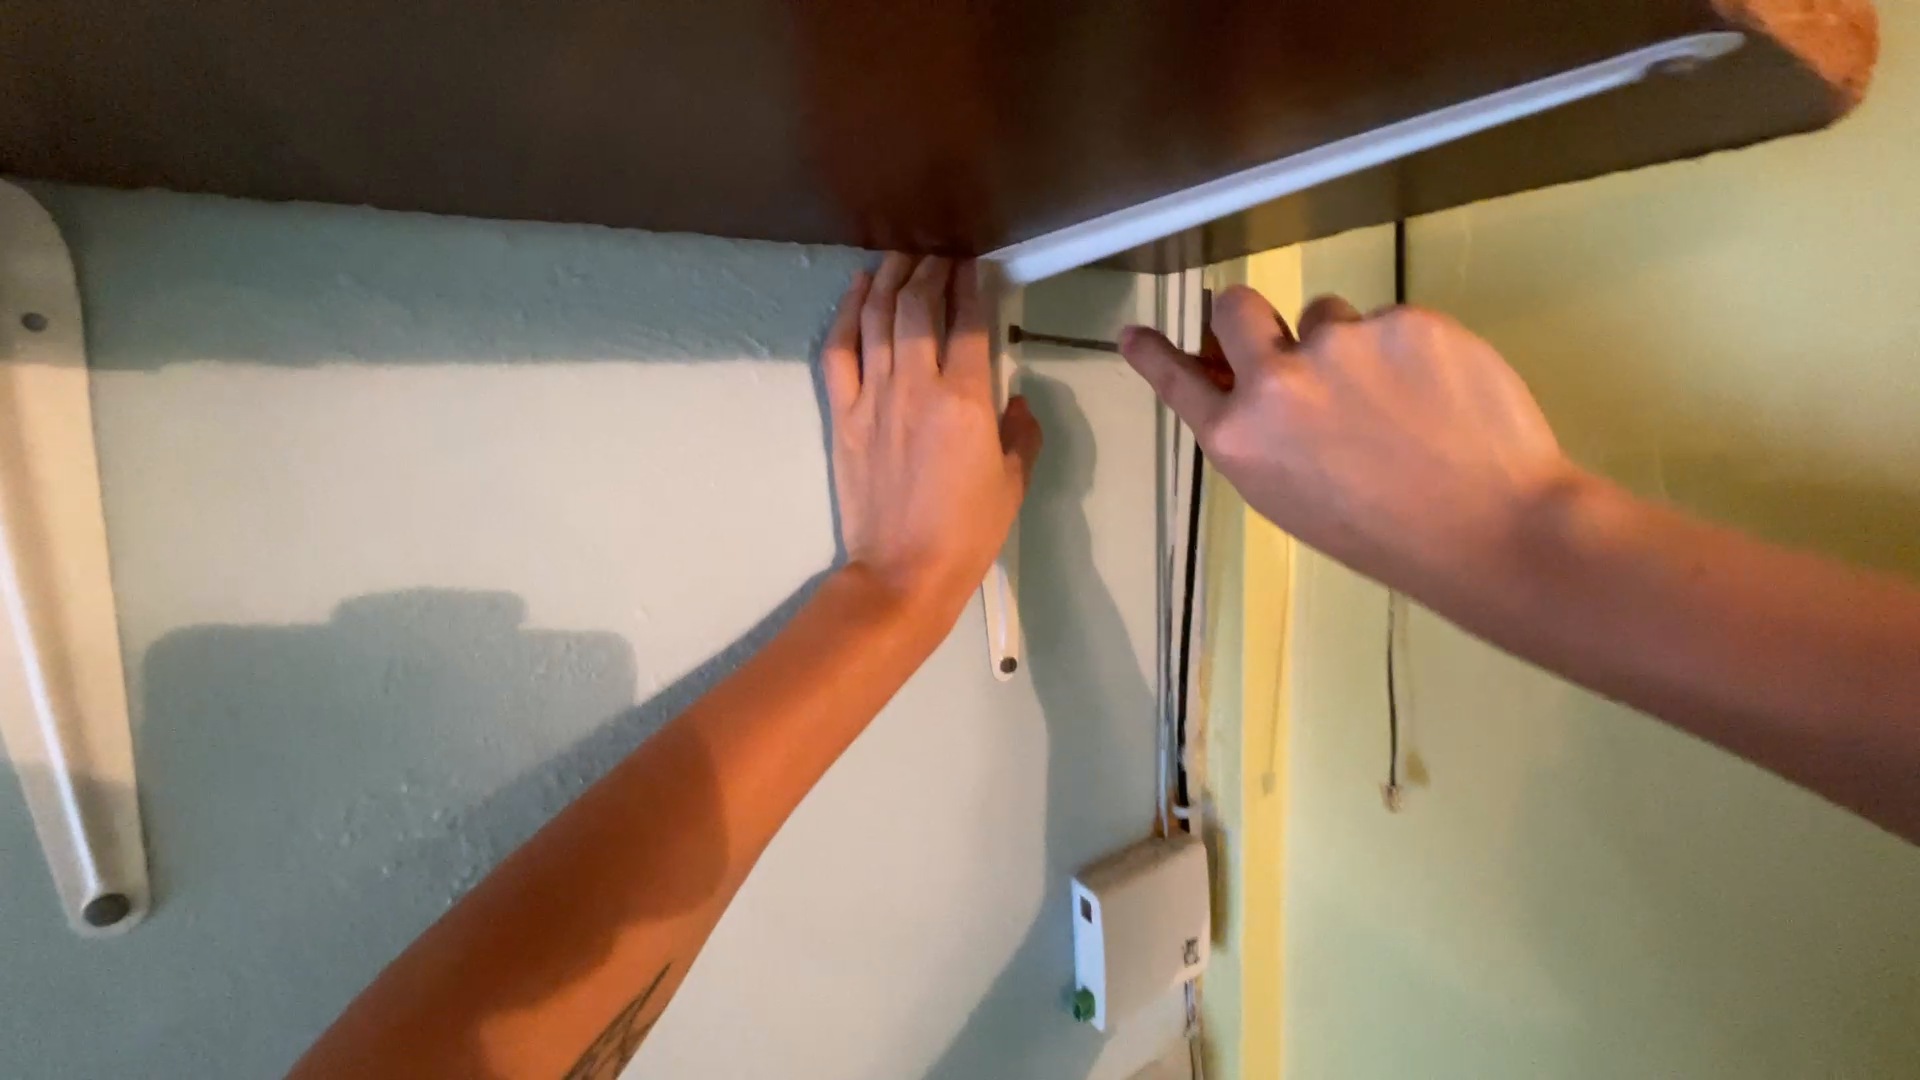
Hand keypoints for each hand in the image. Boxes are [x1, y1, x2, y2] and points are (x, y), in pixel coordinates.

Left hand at [822, 254, 1041, 620]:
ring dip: (892, 278)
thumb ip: (1021, 432)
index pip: (970, 322)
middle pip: (920, 306)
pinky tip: (859, 289)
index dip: (973, 285)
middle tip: (941, 254)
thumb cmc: (968, 533)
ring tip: (903, 255)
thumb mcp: (1014, 482)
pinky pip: (840, 350)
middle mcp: (918, 386)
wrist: (904, 571)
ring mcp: (874, 397)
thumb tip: (1014, 399)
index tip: (976, 265)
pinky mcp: (844, 415)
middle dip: (932, 269)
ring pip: (880, 318)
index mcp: (967, 401)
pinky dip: (848, 313)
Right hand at [1119, 287, 1576, 589]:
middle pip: (1238, 306)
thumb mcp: (1282, 492)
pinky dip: (1402, 350)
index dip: (1154, 354)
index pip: (1178, 381)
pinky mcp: (1406, 319)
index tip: (1133, 333)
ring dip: (1342, 344)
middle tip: (1281, 341)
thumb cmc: (1371, 529)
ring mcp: (1339, 343)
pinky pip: (1388, 322)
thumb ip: (1252, 434)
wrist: (1484, 526)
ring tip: (1389, 397)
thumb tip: (1242, 384)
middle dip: (1247, 318)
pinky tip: (1433, 393)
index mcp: (1237, 437)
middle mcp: (1273, 381)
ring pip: (1326, 316)